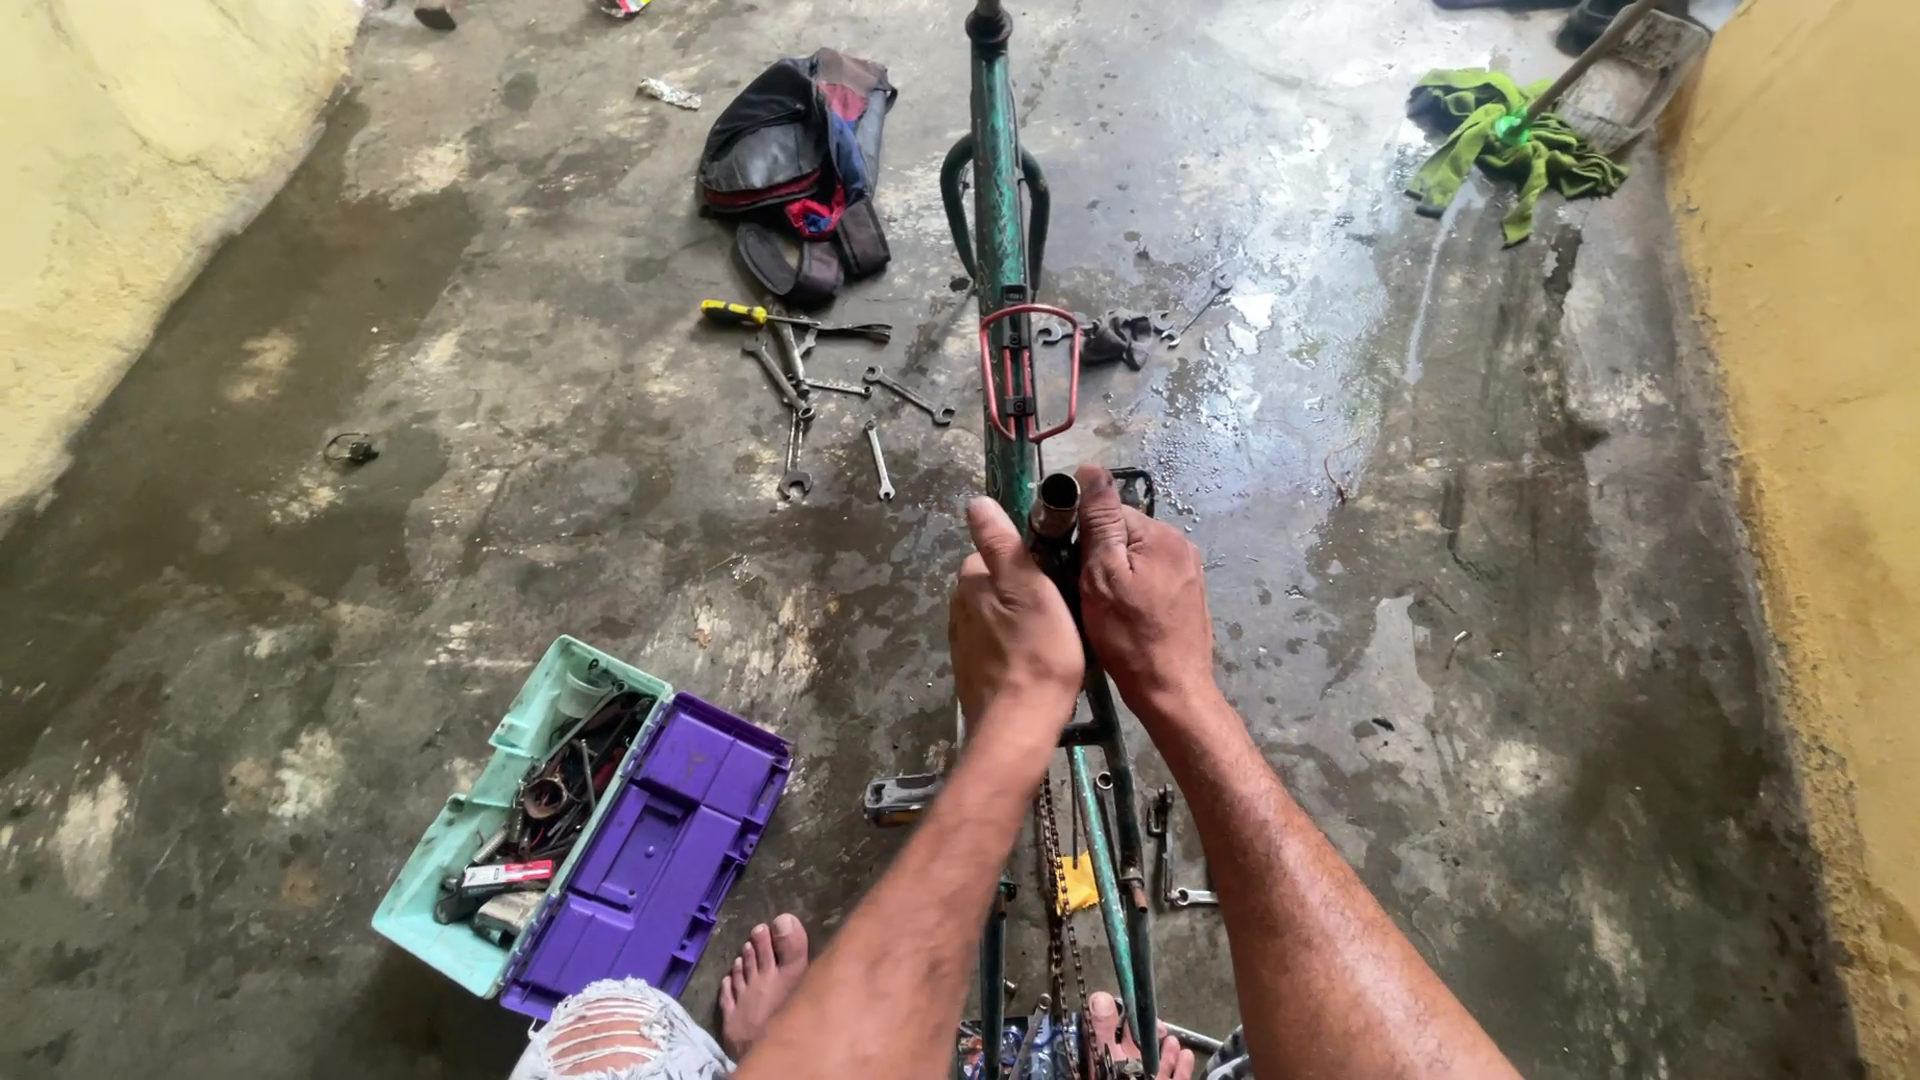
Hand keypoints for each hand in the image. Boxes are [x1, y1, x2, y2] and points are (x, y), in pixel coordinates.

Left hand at [948, 497, 1083, 731]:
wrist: (1019, 723)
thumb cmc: (1037, 651)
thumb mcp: (1030, 587)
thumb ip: (1001, 543)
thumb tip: (975, 502)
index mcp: (972, 581)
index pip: (997, 551)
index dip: (1028, 560)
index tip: (1055, 575)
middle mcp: (959, 607)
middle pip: (996, 582)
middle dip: (1022, 588)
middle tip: (1059, 606)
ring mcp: (963, 640)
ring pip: (996, 612)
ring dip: (1017, 617)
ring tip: (1051, 634)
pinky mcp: (971, 668)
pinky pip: (995, 642)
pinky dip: (1011, 644)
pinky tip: (1034, 657)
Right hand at [1075, 465, 1217, 719]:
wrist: (1172, 689)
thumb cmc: (1130, 637)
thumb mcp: (1102, 576)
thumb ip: (1099, 522)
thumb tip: (1091, 471)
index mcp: (1159, 535)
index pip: (1108, 512)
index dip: (1081, 532)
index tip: (1065, 560)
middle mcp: (1180, 544)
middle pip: (1123, 533)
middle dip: (1098, 552)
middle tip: (1080, 586)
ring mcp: (1188, 570)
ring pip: (1134, 555)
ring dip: (1114, 571)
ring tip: (1099, 602)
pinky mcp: (1188, 593)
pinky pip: (1149, 575)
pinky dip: (1131, 586)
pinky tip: (1122, 611)